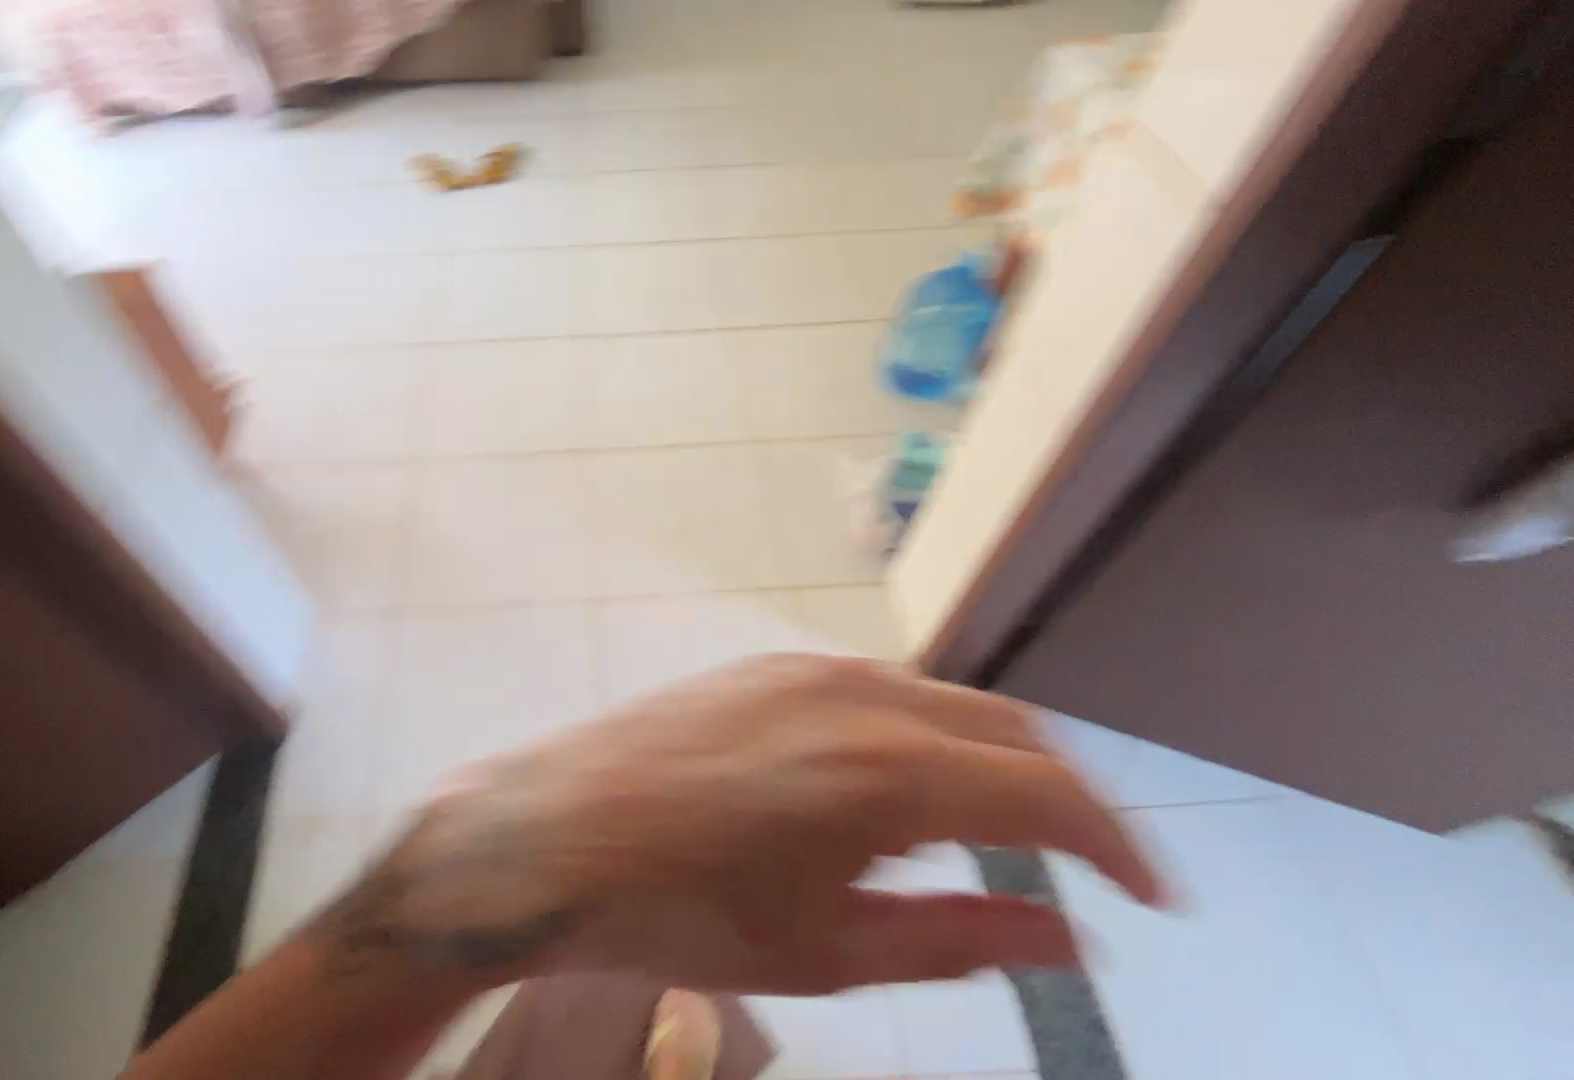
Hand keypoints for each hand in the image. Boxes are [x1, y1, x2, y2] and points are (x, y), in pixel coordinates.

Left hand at [311, 653, 1164, 994]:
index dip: (1114, 846)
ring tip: (991, 832)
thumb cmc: (682, 913)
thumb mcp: (828, 949)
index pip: (1047, 792)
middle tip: (1078, 866)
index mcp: (888, 768)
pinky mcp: (763, 666)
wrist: (551, 839)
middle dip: (1059, 795)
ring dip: (985, 758)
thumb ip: (961, 936)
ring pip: (940, 702)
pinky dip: (919, 734)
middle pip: (1004, 730)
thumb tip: (1069, 936)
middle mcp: (859, 693)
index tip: (1150, 898)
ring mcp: (805, 668)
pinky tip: (897, 786)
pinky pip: (876, 690)